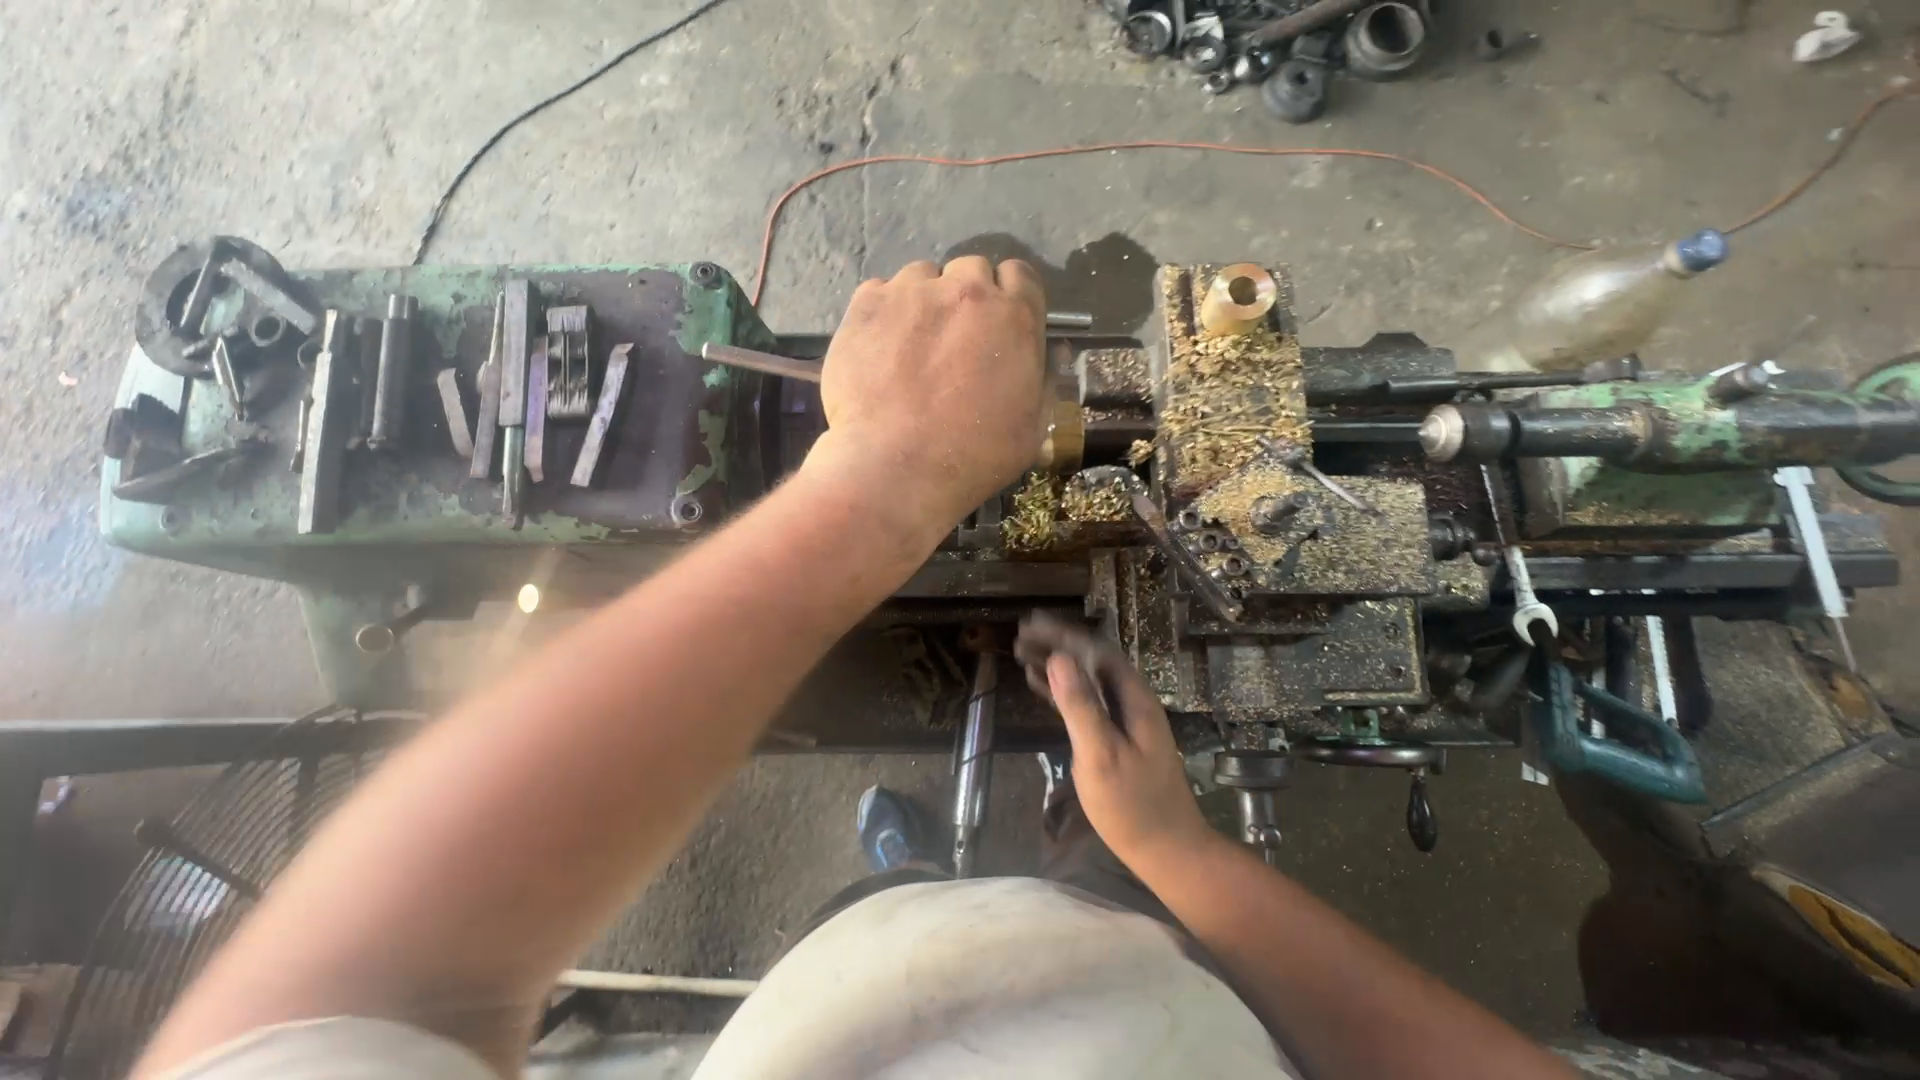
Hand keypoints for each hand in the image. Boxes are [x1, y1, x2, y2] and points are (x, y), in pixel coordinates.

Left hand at [808, 257, 1048, 534]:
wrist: (896, 467)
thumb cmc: (974, 456)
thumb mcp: (1033, 427)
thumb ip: (1041, 380)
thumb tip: (1043, 354)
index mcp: (1015, 316)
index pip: (1019, 275)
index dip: (1008, 297)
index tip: (996, 322)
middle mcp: (966, 290)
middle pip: (970, 269)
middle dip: (966, 296)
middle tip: (953, 339)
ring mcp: (912, 293)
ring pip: (921, 277)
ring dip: (922, 301)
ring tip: (910, 344)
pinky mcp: (867, 305)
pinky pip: (878, 292)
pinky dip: (882, 313)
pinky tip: (878, 350)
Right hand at [1013, 611, 1214, 869]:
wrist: (1167, 850)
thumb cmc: (1133, 806)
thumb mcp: (1101, 755)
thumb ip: (1081, 706)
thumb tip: (1059, 659)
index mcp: (1134, 699)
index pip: (1095, 651)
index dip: (1062, 634)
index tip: (1029, 625)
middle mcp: (1132, 701)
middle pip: (1092, 660)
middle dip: (1057, 645)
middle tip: (1019, 637)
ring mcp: (1126, 720)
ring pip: (1087, 680)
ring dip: (1057, 666)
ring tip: (1021, 655)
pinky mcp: (1117, 738)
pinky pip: (1087, 702)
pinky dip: (1062, 691)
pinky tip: (1040, 688)